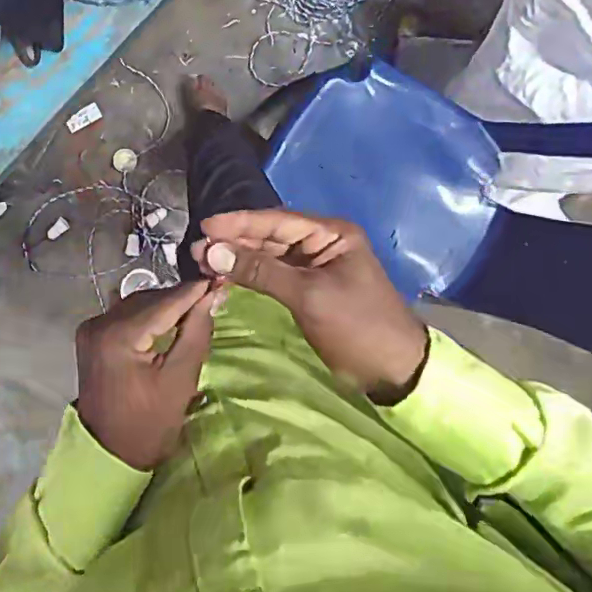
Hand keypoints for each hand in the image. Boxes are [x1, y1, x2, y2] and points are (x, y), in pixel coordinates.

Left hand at [74, 280, 218, 470]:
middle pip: (148, 299)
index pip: (163, 302)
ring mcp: (91, 328)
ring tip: (195, 307)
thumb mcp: (180, 380)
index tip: (220, 279)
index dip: (193, 290)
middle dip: (179, 297)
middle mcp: (99, 323)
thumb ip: (196, 333)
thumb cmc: (148, 424)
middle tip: (211, 295)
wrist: (108, 453)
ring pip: (136, 304)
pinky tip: (168, 319)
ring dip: (164, 304)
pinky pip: (125, 315)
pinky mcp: (91, 336)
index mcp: (118, 334)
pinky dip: (148, 315)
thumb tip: (211, 295)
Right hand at [193, 210, 427, 403]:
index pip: (276, 220)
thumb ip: (260, 271)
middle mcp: (321, 242)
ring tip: (203, 262)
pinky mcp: (307, 288)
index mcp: (331, 233)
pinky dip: (248, 274)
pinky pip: (270, 273)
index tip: (205, 227)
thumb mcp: (308, 295)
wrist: (394, 371)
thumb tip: (212, 251)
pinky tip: (225, 276)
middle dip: (233, 242)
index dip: (238, 223)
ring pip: (266, 254)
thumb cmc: (358, 326)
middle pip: (268, 235)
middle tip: (197, 251)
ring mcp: (313, 266)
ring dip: (236, 258)